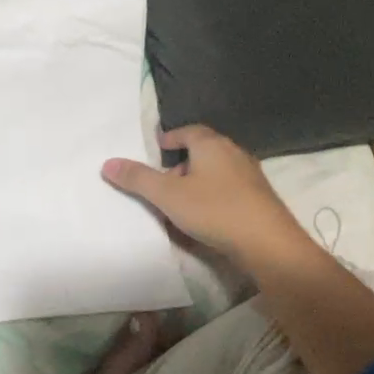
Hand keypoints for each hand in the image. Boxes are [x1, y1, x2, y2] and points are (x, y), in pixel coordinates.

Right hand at [102, 125, 312, 270]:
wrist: (265, 241)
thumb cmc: (213, 209)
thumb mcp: (167, 195)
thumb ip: (137, 179)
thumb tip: (108, 163)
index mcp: (212, 146)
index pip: (189, 131)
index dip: (171, 138)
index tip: (157, 147)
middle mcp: (233, 154)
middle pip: (203, 151)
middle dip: (181, 163)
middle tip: (162, 179)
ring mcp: (249, 176)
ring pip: (216, 171)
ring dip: (196, 182)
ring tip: (178, 202)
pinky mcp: (257, 198)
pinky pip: (227, 189)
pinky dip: (211, 196)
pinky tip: (202, 216)